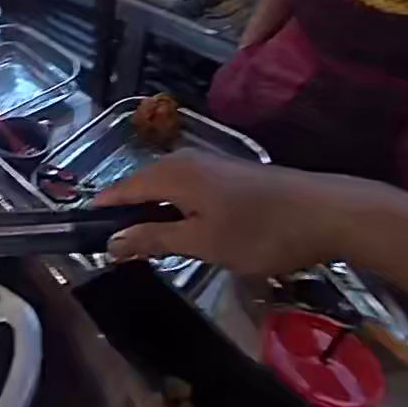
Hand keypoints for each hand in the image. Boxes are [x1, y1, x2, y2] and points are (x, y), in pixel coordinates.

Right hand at [93, 152, 361, 275]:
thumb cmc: (258, 230)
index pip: (123, 189)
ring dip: (152, 212)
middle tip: (114, 247)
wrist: (323, 212)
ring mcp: (207, 164)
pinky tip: (182, 228)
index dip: (104, 209)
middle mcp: (184, 160)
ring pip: (165, 187)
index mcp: (171, 173)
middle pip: (142, 185)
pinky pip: (185, 187)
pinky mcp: (226, 174)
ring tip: (144, 243)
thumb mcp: (202, 242)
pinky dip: (175, 207)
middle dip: (126, 213)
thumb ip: (154, 239)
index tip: (84, 229)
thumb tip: (112, 241)